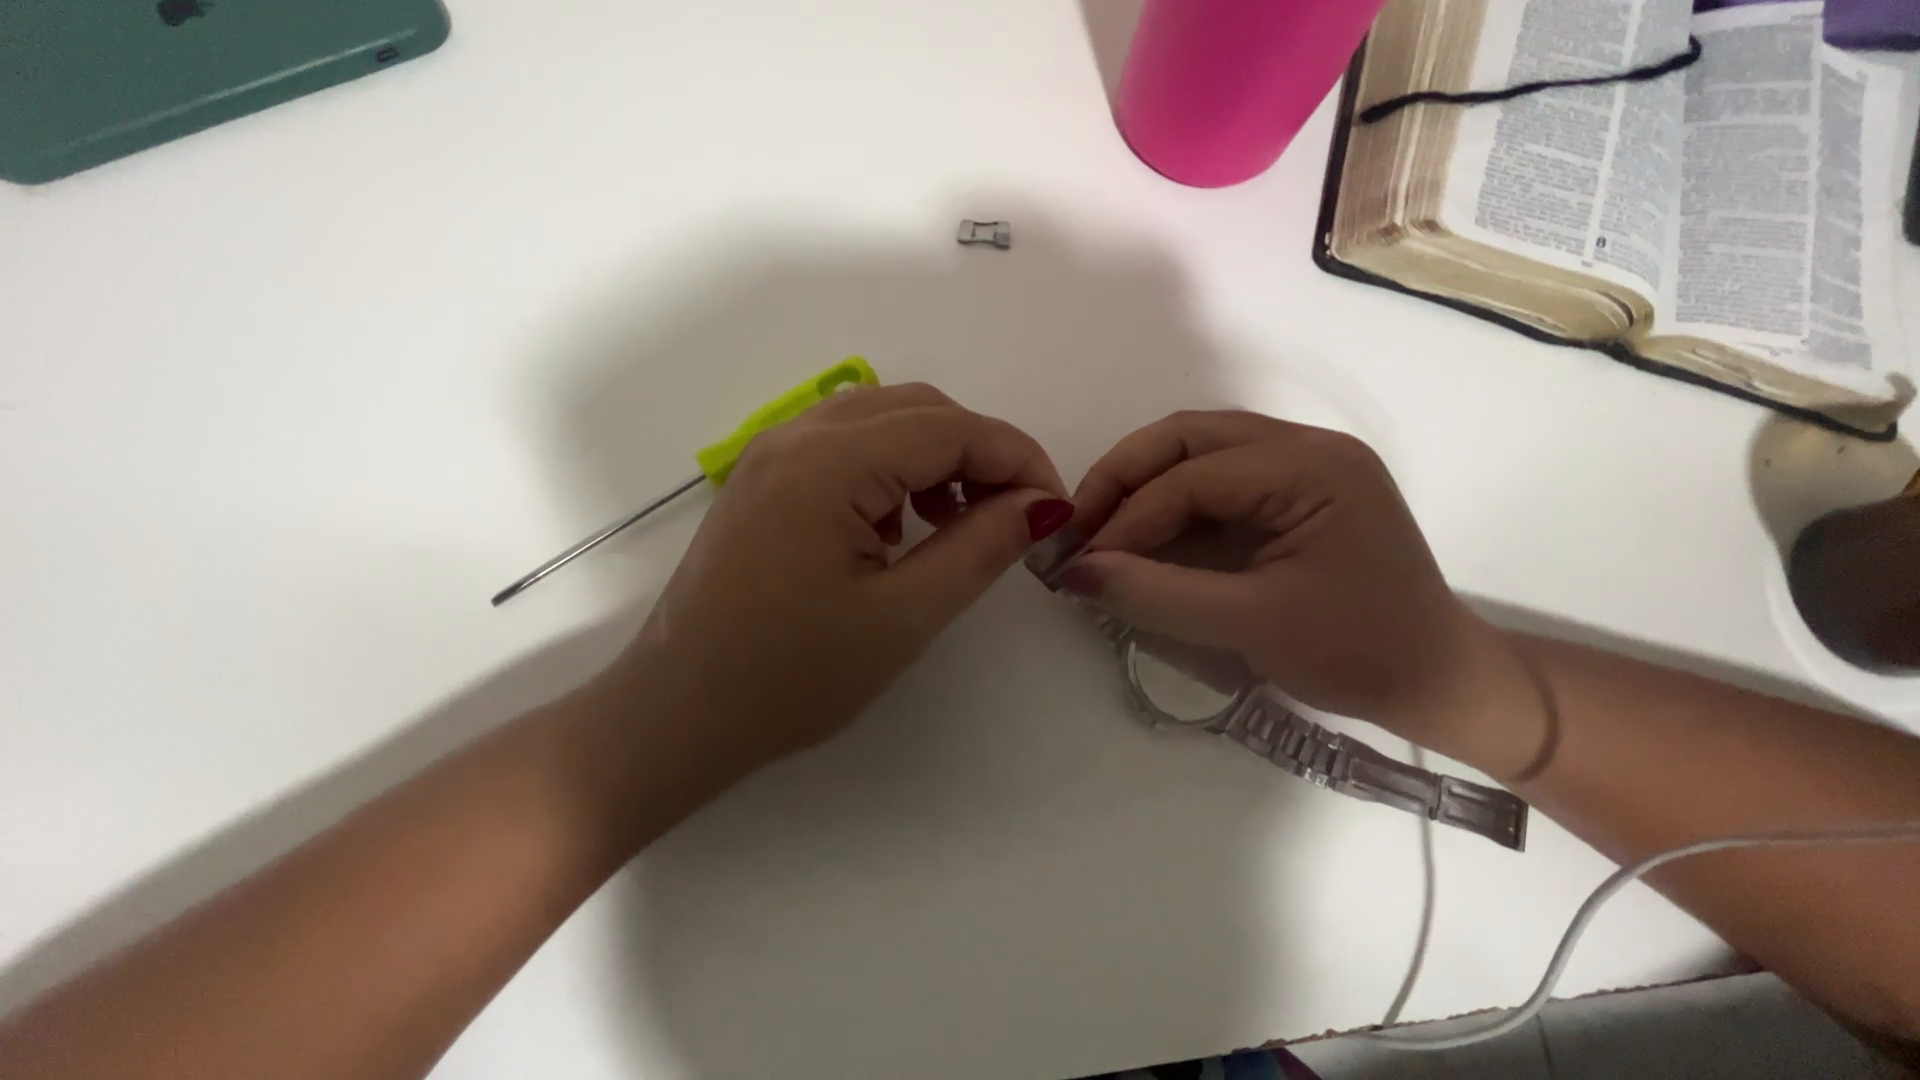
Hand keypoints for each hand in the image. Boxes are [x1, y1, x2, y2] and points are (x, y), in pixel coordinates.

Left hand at [587, 383, 1072, 784]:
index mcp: (829, 463)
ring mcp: (771, 454)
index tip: (1053, 513)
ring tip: (956, 524)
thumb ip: (980, 547)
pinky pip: (844, 445)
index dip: (1017, 460)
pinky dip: (890, 469)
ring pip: (881, 420)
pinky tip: (896, 528)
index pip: (952, 429)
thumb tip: (1040, 505)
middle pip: (918, 409)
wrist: (678, 714)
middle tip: (1012, 519)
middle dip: (979, 454)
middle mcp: (797, 436)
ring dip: (935, 457)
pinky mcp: (761, 480)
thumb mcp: (903, 617)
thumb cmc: (791, 678)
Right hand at [1063, 411, 1544, 776]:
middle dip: (1125, 478)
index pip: (1193, 475)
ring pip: (1200, 454)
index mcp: (1312, 467)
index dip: (1128, 517)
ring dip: (1144, 488)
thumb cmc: (1358, 654)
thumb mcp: (1251, 626)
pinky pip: (1219, 484)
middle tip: (1078, 526)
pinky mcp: (1298, 496)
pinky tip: (1143, 539)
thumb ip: (1157, 595)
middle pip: (1190, 438)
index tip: (1081, 564)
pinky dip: (1172, 507)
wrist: (1439, 684)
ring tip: (1100, 533)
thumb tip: (1074, 574)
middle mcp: (1309, 448)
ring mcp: (1306, 468)